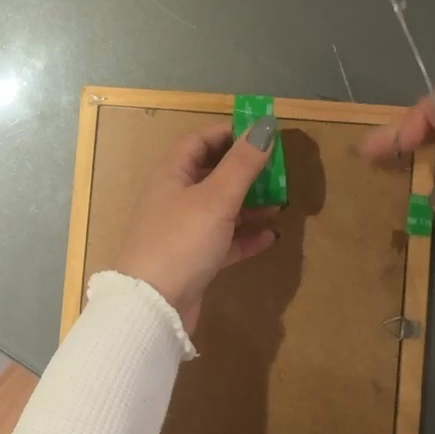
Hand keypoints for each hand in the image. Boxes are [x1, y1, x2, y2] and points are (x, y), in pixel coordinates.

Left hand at [113, 116, 281, 330]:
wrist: (153, 306)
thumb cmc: (181, 241)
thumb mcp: (216, 198)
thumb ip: (242, 164)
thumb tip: (265, 127)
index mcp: (171, 174)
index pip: (200, 140)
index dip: (231, 133)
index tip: (265, 134)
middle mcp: (174, 197)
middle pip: (212, 173)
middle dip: (245, 170)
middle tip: (280, 171)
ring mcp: (182, 229)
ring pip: (220, 207)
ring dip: (249, 203)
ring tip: (281, 203)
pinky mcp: (192, 259)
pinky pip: (223, 240)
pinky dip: (245, 236)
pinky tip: (271, 236)